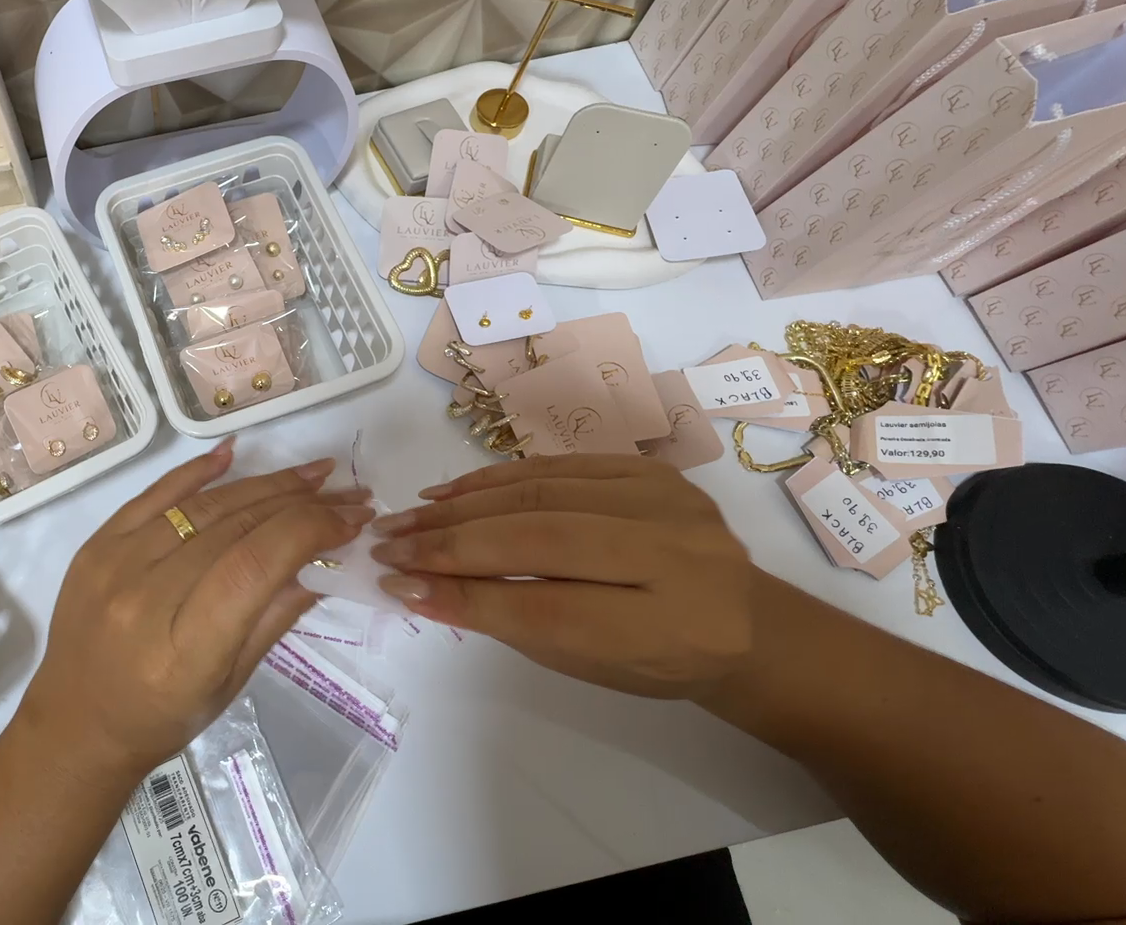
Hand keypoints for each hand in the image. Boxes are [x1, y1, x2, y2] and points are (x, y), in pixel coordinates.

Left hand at [20, 440, 372, 774]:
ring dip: (262, 484)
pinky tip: (233, 454)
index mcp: (185, 647)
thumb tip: (321, 561)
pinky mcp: (95, 546)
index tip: (350, 519)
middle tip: (344, 490)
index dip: (309, 530)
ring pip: (201, 506)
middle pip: (234, 527)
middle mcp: (146, 597)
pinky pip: (152, 495)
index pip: (256, 565)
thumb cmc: (160, 719)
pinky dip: (195, 471)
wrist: (75, 723)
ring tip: (309, 475)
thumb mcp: (229, 684)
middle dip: (298, 502)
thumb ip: (274, 618)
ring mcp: (114, 564)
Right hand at [369, 454, 753, 698]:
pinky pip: (550, 466)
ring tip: (404, 522)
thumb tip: (413, 587)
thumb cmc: (655, 659)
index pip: (547, 607)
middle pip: (541, 537)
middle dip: (450, 543)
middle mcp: (682, 554)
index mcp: (675, 626)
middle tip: (388, 547)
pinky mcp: (647, 469)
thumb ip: (503, 618)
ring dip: (458, 507)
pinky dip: (489, 480)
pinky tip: (445, 495)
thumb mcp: (582, 660)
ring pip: (537, 493)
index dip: (464, 595)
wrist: (737, 618)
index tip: (396, 585)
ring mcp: (667, 500)